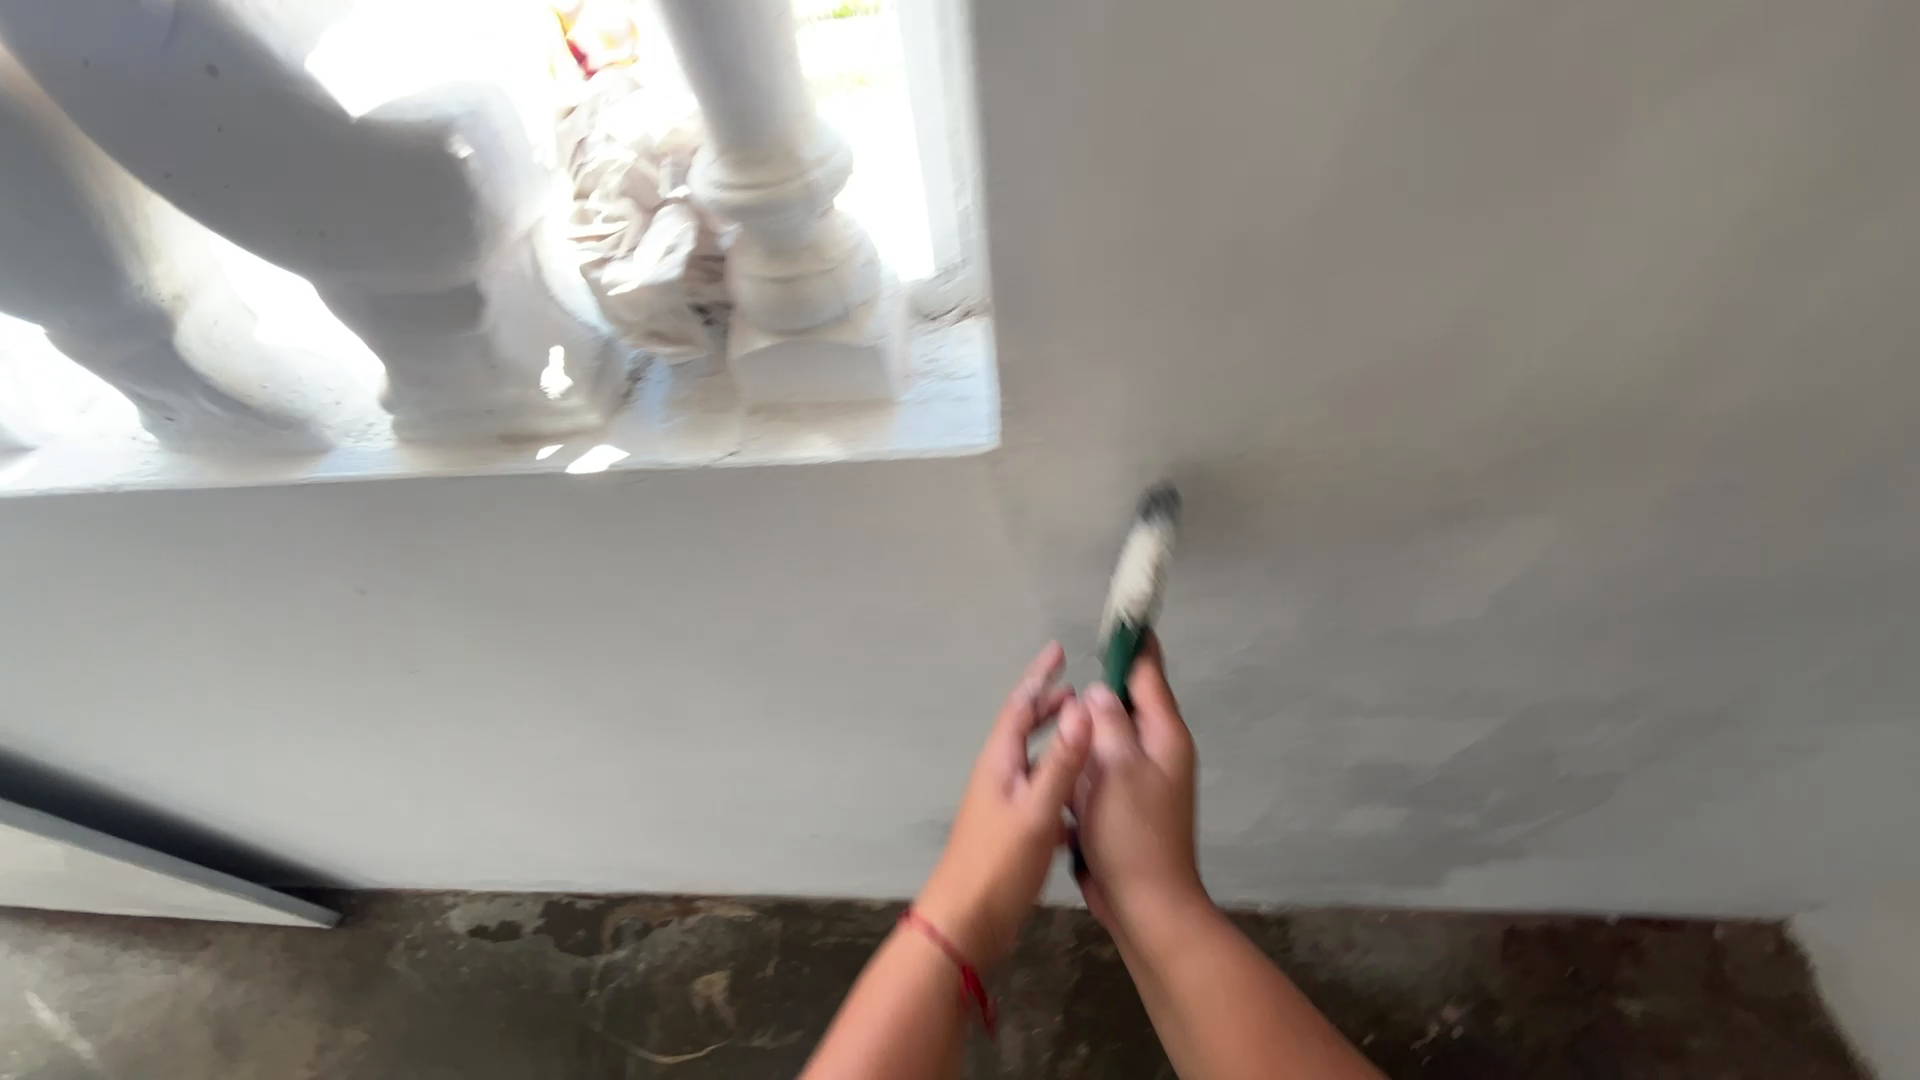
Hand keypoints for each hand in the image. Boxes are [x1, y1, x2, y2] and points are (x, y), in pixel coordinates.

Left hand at [916, 642, 1090, 967]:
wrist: (966, 922)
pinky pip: (1040, 793)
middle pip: (1023, 729)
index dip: (1039, 677)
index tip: (1059, 650)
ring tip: (1085, 737)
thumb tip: (1081, 709)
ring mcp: (1003, 804)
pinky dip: (1061, 784)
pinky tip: (1083, 798)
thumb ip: (1060, 762)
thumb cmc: (999, 862)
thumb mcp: (1037, 810)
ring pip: (1034, 761)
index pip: (1019, 706)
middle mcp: (998, 775)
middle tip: (1078, 692)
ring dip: (1057, 744)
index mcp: (999, 762)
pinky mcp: (1012, 831)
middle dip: (1048, 706)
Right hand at [1073, 633, 1206, 939]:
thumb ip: (1108, 721)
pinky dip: (1087, 749)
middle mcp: (1157, 748)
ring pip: (1112, 731)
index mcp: (1165, 734)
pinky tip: (1065, 744)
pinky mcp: (1123, 797)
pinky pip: (1103, 760)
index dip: (1132, 643)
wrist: (1145, 902)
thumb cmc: (1133, 832)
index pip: (1149, 673)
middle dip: (1106, 679)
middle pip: (1130, 700)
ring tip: (1065, 694)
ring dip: (1093, 717)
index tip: (1120, 614)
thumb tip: (1100, 690)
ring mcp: (1140, 774)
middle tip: (1076, 654)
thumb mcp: (1117, 767)